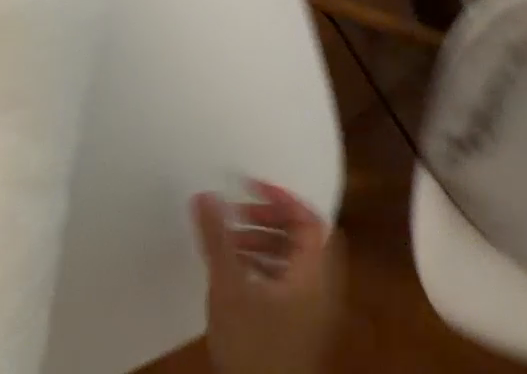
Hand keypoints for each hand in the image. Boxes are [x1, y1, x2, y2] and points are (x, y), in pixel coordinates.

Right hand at [192, 181, 340, 373]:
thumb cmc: (252, 341)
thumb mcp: (229, 285)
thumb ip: (217, 238)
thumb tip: (208, 194)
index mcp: (312, 276)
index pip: (310, 222)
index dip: (283, 197)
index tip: (248, 184)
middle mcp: (319, 288)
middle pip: (305, 237)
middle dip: (269, 217)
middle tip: (234, 212)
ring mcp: (309, 305)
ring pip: (293, 256)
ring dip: (262, 237)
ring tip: (228, 237)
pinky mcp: (294, 317)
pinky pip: (284, 275)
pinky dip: (261, 259)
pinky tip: (233, 266)